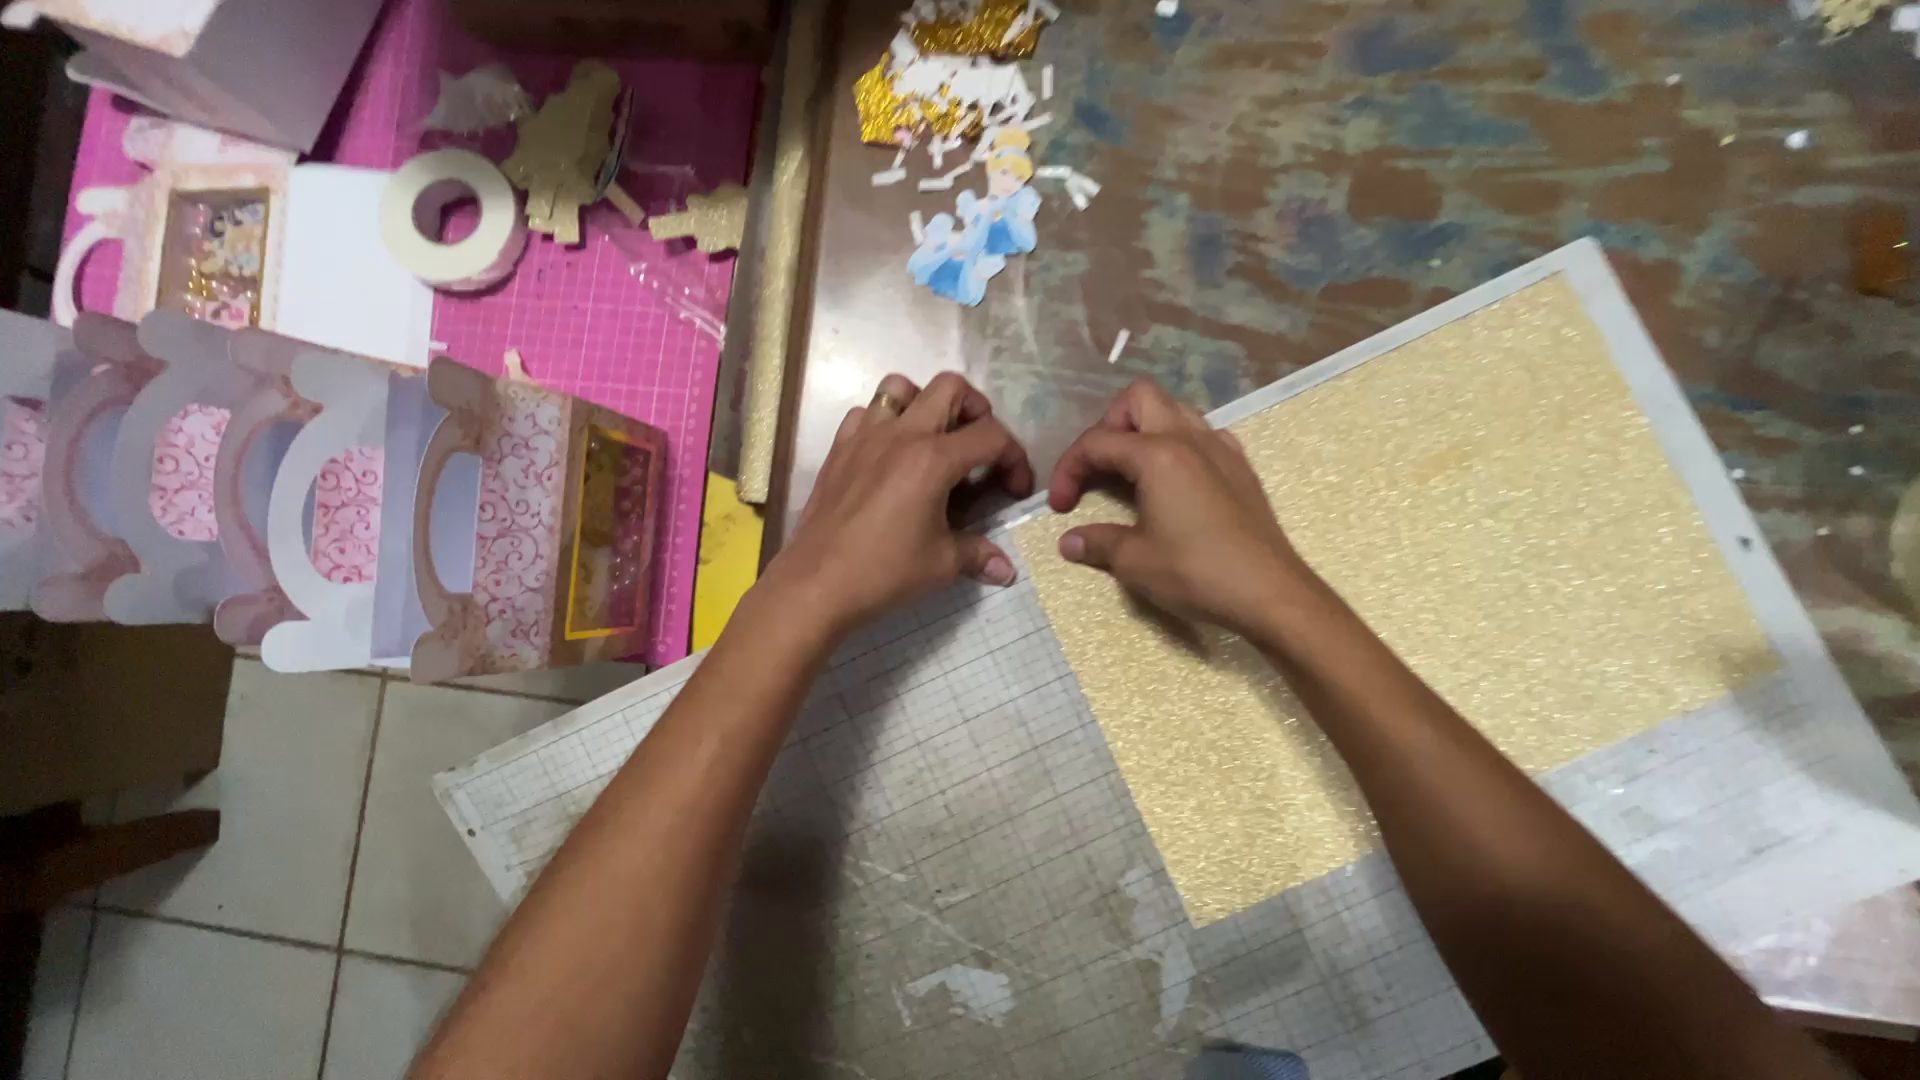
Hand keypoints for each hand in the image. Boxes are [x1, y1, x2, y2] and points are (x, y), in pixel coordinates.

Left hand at [765, 373, 1034, 639]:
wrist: (816, 583)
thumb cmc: (883, 572)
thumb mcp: (941, 564)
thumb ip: (978, 555)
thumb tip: (1007, 570)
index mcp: (933, 459)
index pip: (991, 436)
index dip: (1014, 458)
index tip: (1015, 490)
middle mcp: (901, 435)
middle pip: (950, 387)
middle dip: (976, 410)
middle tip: (979, 447)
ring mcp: (865, 437)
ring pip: (900, 387)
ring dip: (924, 404)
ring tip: (933, 439)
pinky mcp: (839, 449)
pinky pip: (866, 413)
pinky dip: (884, 422)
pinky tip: (889, 455)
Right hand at [1048, 379, 1319, 636]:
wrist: (1270, 593)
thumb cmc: (1196, 572)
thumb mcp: (1135, 561)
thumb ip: (1097, 543)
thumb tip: (1068, 542)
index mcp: (1158, 454)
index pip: (1097, 442)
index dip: (1068, 469)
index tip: (1059, 506)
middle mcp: (1189, 438)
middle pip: (1138, 399)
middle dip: (1108, 426)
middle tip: (1097, 469)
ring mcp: (1220, 448)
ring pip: (1174, 410)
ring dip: (1143, 431)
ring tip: (1129, 472)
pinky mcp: (1240, 467)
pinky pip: (1202, 435)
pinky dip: (1177, 445)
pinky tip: (1172, 481)